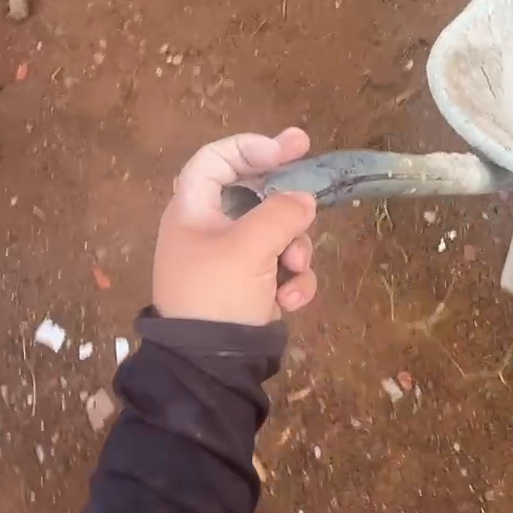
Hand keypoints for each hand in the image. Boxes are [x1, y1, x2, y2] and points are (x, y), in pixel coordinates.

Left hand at [153, 129, 317, 324]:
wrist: (212, 365)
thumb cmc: (217, 295)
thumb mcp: (249, 247)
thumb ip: (281, 214)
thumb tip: (305, 200)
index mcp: (193, 211)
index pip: (217, 160)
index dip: (252, 147)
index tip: (291, 148)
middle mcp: (212, 230)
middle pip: (258, 196)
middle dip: (288, 205)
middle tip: (318, 187)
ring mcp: (235, 259)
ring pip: (280, 234)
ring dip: (296, 252)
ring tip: (293, 273)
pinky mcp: (255, 285)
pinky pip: (284, 268)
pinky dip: (293, 282)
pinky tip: (289, 302)